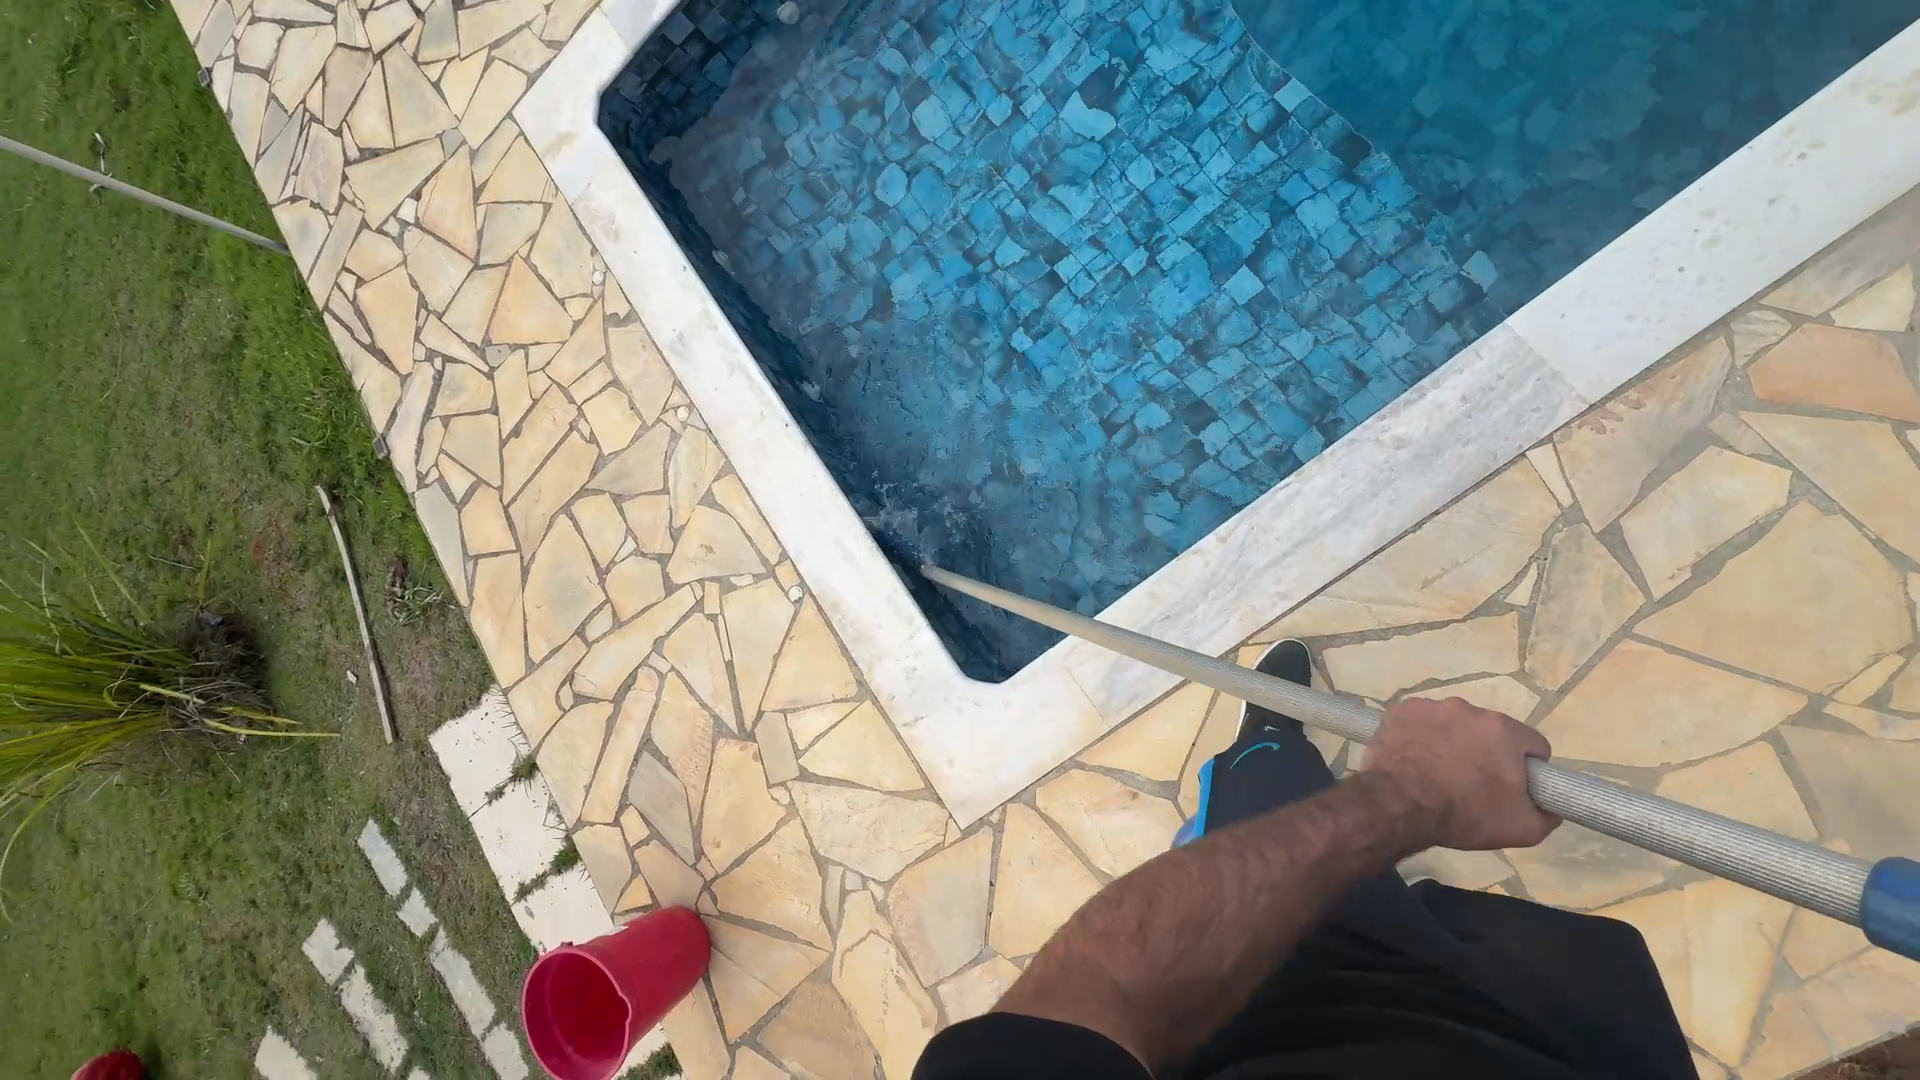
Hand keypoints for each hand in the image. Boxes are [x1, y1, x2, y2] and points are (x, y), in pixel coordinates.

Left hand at [1359, 696, 1559, 852]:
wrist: (1397, 805)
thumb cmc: (1464, 814)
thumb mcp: (1524, 827)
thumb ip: (1548, 811)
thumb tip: (1549, 801)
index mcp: (1503, 730)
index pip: (1532, 745)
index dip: (1527, 767)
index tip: (1513, 785)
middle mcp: (1467, 709)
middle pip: (1489, 731)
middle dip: (1486, 752)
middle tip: (1471, 780)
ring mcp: (1429, 707)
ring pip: (1452, 724)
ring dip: (1451, 740)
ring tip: (1437, 769)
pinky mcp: (1398, 711)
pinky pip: (1419, 721)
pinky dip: (1420, 735)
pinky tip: (1413, 756)